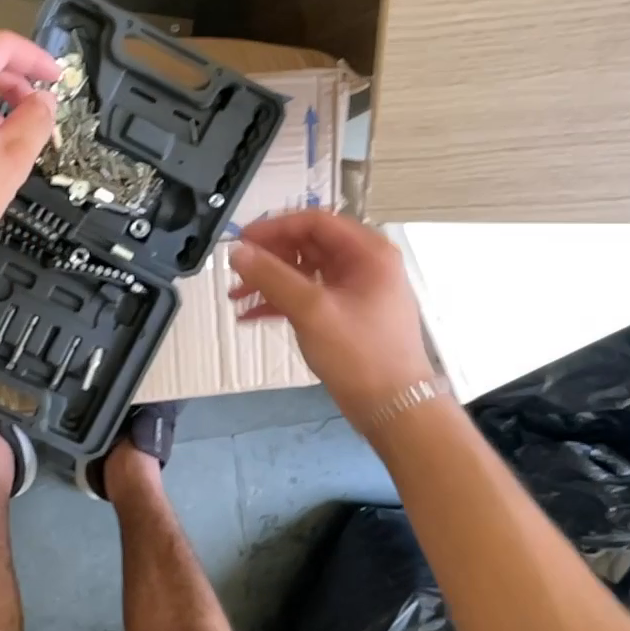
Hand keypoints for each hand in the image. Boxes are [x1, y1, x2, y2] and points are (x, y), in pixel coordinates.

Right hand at [229, 211, 437, 424]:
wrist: (393, 408)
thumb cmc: (360, 354)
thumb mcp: (312, 310)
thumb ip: (272, 276)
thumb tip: (237, 251)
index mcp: (368, 253)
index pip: (315, 222)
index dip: (275, 227)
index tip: (241, 241)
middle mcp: (364, 265)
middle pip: (307, 245)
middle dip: (268, 258)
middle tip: (236, 272)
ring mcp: (354, 291)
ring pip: (303, 272)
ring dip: (268, 281)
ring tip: (236, 297)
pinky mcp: (344, 314)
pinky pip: (306, 296)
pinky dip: (279, 302)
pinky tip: (250, 317)